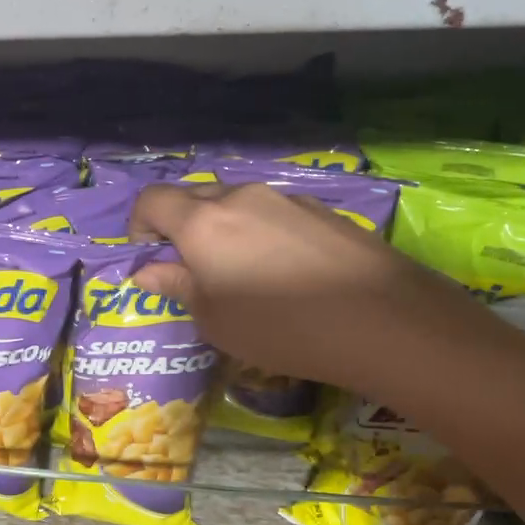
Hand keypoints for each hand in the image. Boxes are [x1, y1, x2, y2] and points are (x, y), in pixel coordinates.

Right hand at [128, 182, 482, 390]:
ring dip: (221, 229)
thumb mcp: (213, 319)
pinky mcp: (321, 211)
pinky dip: (258, 233)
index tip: (149, 257)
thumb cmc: (279, 326)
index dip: (140, 225)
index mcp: (202, 223)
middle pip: (193, 197)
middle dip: (180, 226)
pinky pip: (271, 213)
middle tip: (191, 269)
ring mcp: (285, 200)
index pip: (152, 200)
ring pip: (235, 204)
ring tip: (238, 273)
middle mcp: (240, 198)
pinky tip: (282, 272)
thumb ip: (177, 286)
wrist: (385, 322)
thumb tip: (148, 271)